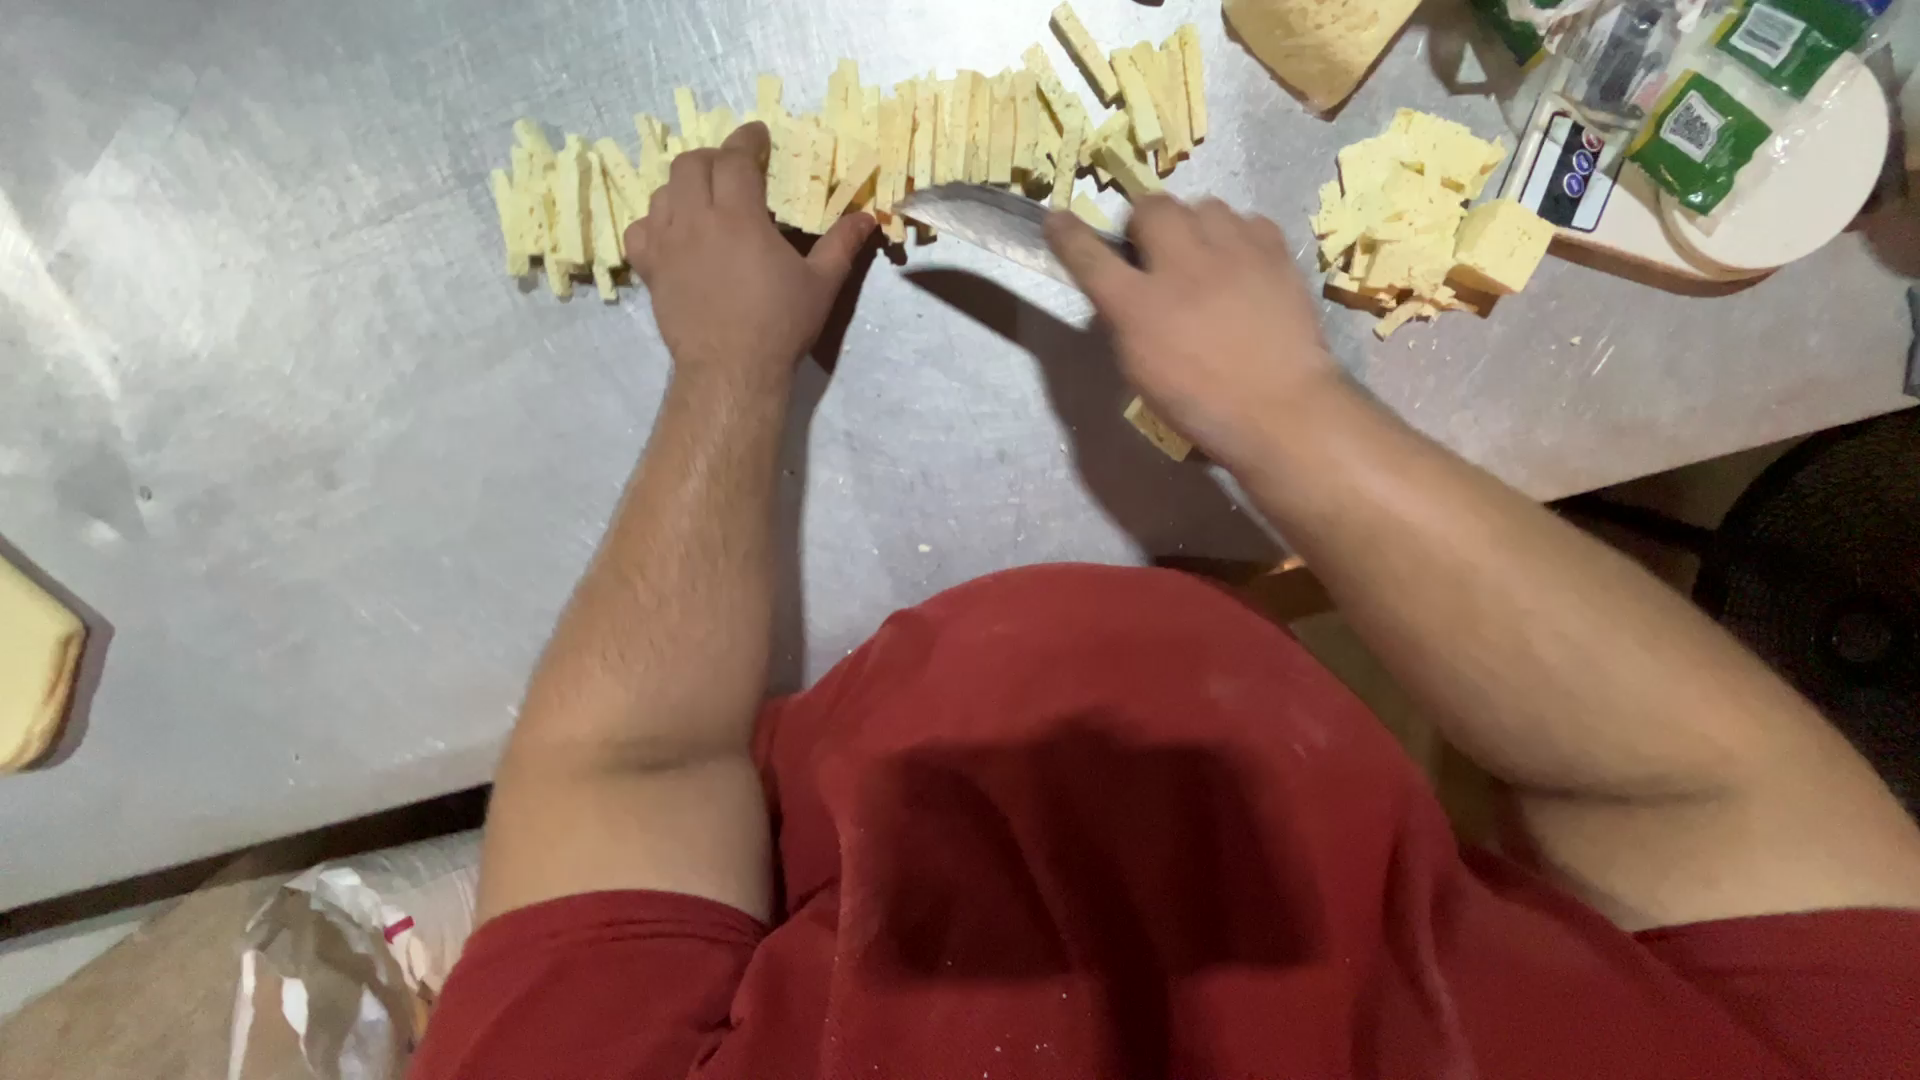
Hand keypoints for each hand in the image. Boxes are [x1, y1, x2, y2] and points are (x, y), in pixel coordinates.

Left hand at [625, 123, 874, 395]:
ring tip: (703, 199)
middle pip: (691, 164)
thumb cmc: (780, 326)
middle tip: (733, 169)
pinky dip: (655, 222)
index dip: (747, 139)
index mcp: (739, 216)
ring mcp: (667, 244)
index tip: (758, 136)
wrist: (732, 369)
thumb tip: (867, 217)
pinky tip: (672, 234)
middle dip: (713, 157)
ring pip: (663, 192)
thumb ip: (841, 245)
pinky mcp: (651, 269)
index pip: (735, 158)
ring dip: (684, 186)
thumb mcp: (820, 285)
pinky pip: (640, 230)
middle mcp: (696, 219)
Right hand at [1046, 196, 1343, 469]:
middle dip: (1145, 222)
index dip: (1069, 235)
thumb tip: (1126, 295)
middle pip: (1152, 207)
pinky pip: (1246, 220)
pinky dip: (1236, 237)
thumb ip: (1127, 323)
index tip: (1057, 220)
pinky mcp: (1274, 251)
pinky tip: (1240, 265)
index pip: (1090, 256)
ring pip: (1203, 205)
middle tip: (1152, 248)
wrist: (1278, 409)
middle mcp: (1182, 266)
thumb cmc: (1200, 404)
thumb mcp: (1141, 371)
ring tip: (1203, 257)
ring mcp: (1233, 252)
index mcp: (1138, 306)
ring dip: (1193, 226)